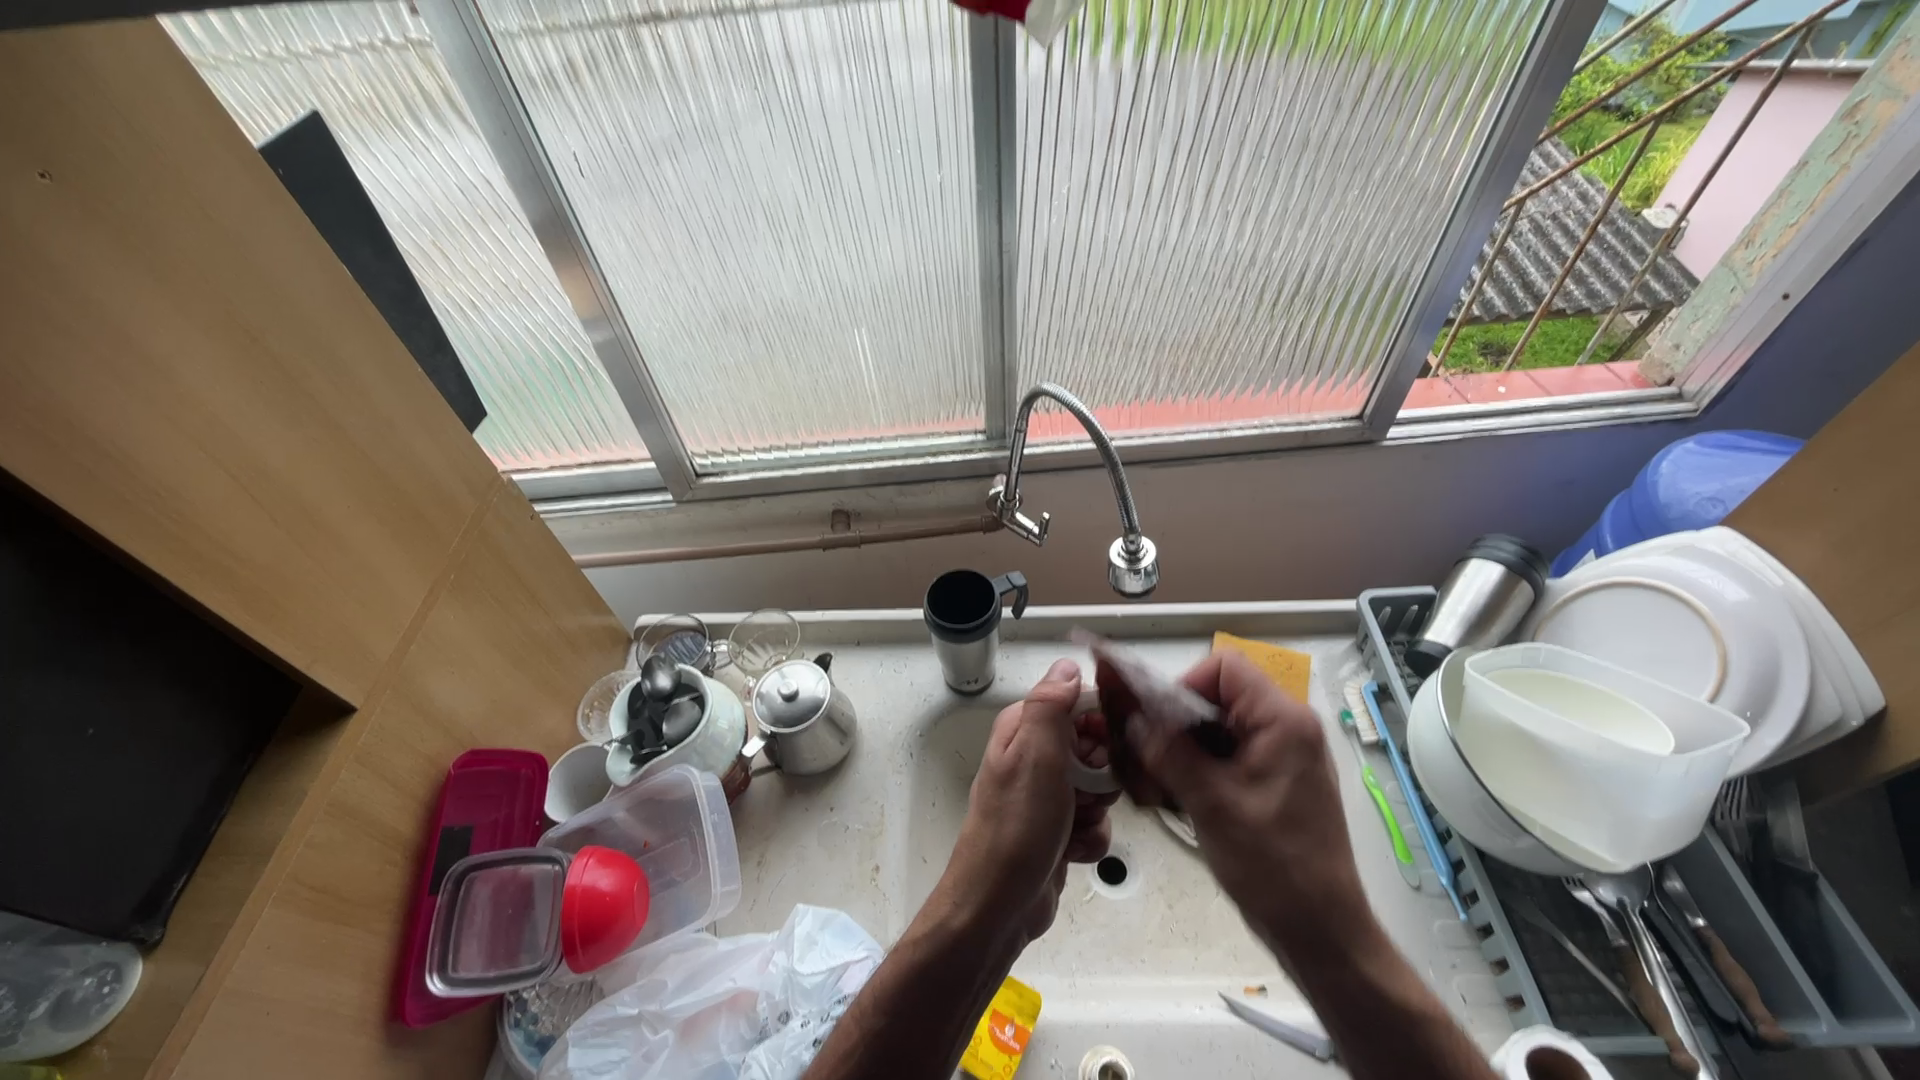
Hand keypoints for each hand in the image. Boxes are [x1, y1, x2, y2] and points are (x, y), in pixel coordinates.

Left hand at [943, 660, 1117, 943]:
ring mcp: (1045, 796)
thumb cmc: (1016, 830)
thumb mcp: (1036, 757)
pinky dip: (1090, 839)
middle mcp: (1032, 758)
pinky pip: (1094, 823)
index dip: (1099, 723)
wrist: (998, 906)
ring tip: (1075, 827)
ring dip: (1098, 811)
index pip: (1075, 703)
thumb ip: (1051, 707)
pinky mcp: (1057, 829)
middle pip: (1095, 746)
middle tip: (1087, 793)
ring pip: (1100, 788)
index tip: (1104, 749)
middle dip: (1103, 774)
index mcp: (1022, 731)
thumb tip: (1067, 665)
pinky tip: (1072, 852)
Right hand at [1111, 650, 1369, 956]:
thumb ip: (1170, 753)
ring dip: (1185, 746)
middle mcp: (1288, 728)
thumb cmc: (1273, 866)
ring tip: (1158, 780)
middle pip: (1219, 695)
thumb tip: (1132, 720)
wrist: (1320, 930)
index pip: (1223, 667)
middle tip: (1147, 755)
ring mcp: (1283, 755)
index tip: (1157, 724)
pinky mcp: (1275, 780)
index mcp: (1283, 721)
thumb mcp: (1212, 804)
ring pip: (1219, 726)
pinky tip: (1179, 796)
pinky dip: (1200, 766)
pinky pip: (1229, 753)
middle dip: (1177, 720)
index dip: (1183, 685)